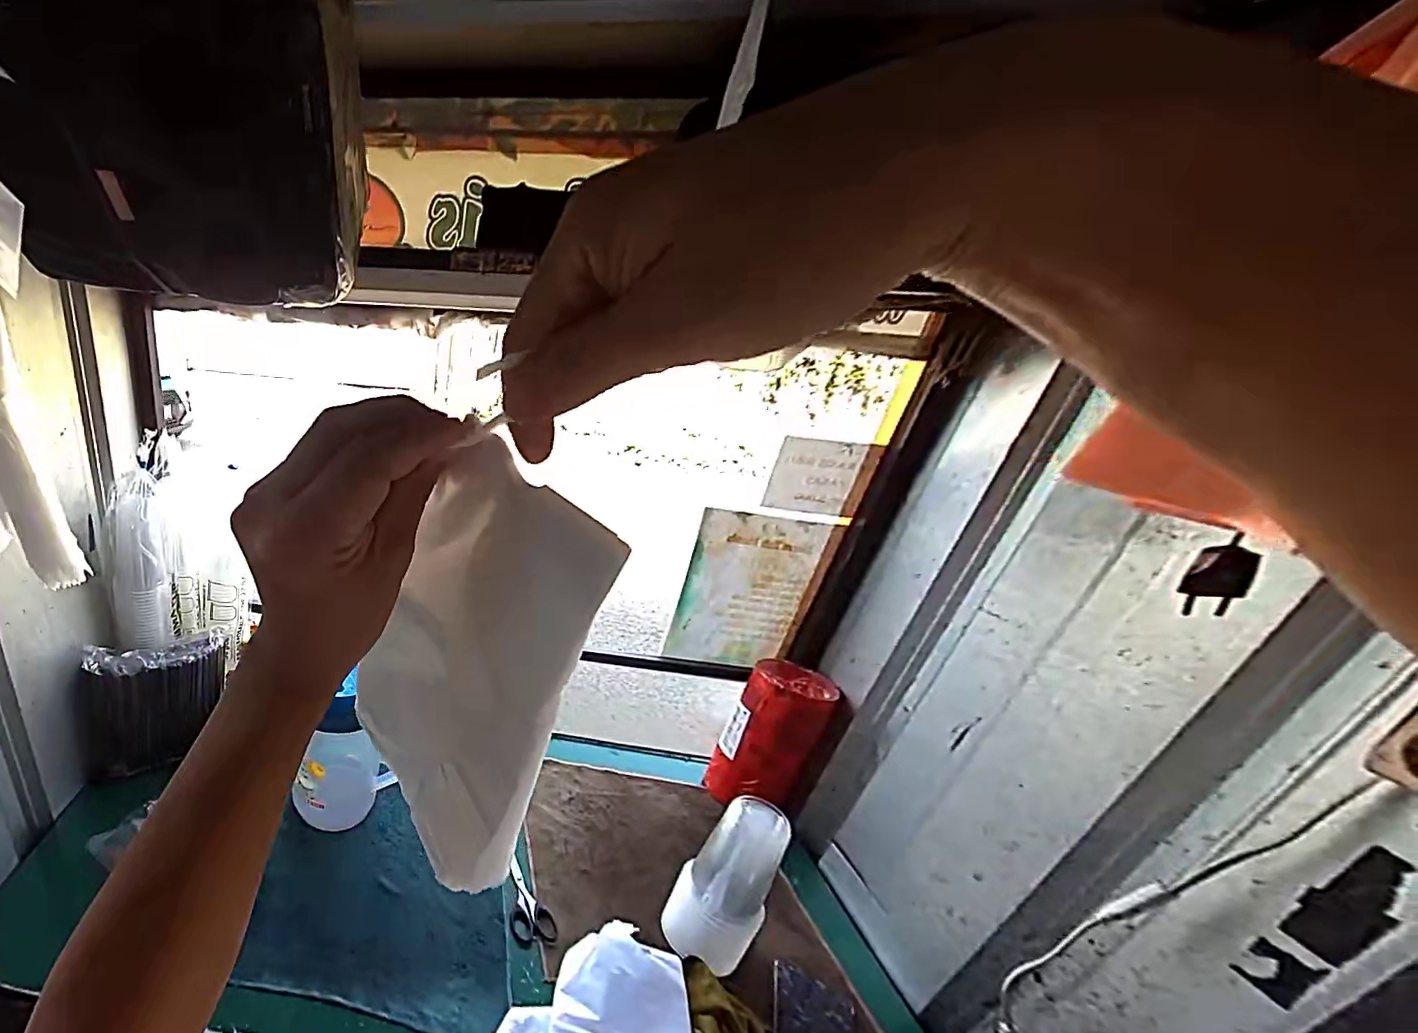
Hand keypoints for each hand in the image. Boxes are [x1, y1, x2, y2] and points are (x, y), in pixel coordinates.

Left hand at [231, 396, 464, 690]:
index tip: (460, 427)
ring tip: (425, 426)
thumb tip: (440, 444)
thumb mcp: (392, 561)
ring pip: (327, 428)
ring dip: (381, 419)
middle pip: (341, 429)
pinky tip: (391, 439)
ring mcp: (259, 490)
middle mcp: (270, 501)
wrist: (296, 645)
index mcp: (305, 531)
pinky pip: (316, 444)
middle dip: (401, 417)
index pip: (367, 459)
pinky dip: (359, 435)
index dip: (418, 435)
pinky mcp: (262, 487)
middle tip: (447, 422)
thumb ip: (410, 494)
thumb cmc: (348, 622)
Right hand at [500, 78, 966, 462]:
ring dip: (635, 355)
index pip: (527, 334)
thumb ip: (585, 364)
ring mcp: (657, 224)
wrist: (928, 162)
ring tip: (692, 354)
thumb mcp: (676, 323)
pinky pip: (656, 300)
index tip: (543, 459)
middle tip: (637, 400)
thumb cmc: (795, 244)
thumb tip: (515, 400)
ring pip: (615, 317)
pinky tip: (713, 330)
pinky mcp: (699, 232)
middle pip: (566, 323)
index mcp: (587, 235)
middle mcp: (610, 223)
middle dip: (589, 373)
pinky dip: (671, 333)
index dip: (529, 399)